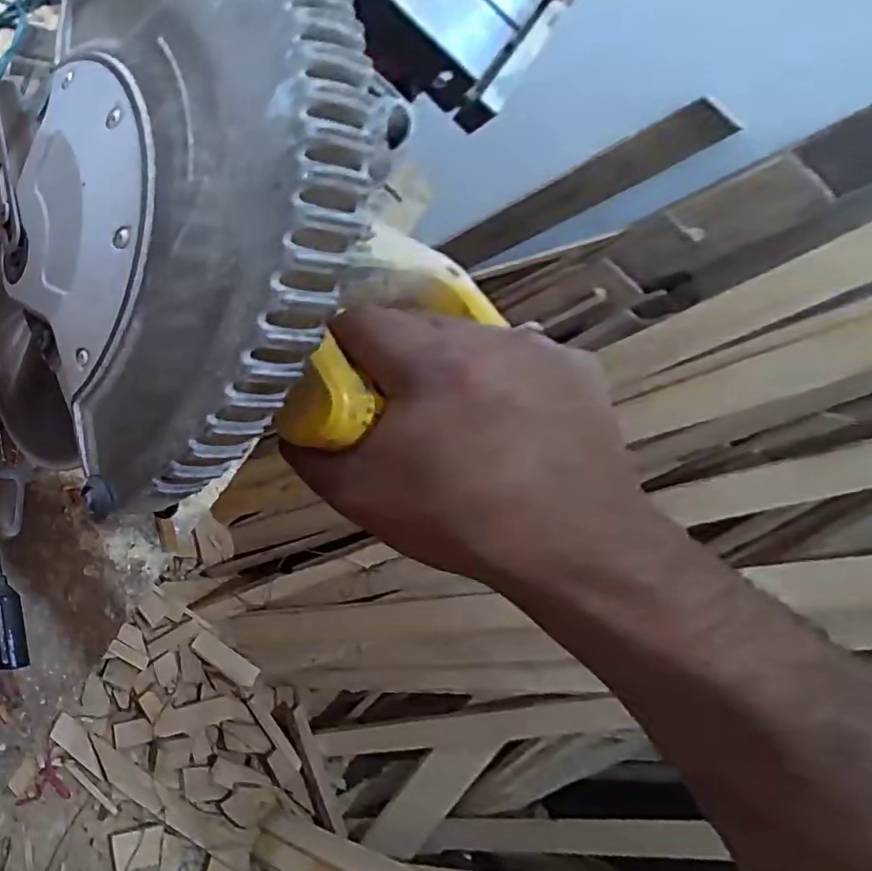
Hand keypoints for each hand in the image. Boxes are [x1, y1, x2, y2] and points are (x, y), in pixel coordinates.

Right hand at [280, 307, 672, 585]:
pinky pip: (508, 354)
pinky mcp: (576, 369)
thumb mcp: (352, 491)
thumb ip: (306, 449)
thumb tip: (293, 427)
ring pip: (458, 336)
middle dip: (381, 354)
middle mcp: (486, 338)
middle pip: (408, 321)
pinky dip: (485, 374)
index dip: (331, 345)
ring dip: (433, 362)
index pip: (356, 317)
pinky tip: (487, 415)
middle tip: (376, 404)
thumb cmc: (453, 517)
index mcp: (429, 360)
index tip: (328, 381)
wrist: (578, 553)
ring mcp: (539, 349)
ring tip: (435, 413)